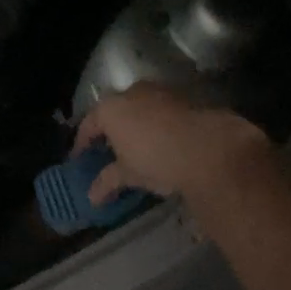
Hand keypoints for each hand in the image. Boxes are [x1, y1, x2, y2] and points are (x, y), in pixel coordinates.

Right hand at [74, 83, 271, 205]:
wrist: (210, 149)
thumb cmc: (156, 160)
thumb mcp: (128, 175)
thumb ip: (107, 181)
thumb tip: (91, 197)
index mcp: (110, 110)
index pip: (88, 125)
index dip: (82, 143)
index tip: (80, 158)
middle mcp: (132, 94)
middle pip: (114, 111)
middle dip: (110, 129)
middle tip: (108, 149)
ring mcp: (160, 92)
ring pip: (140, 107)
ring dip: (135, 124)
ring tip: (136, 145)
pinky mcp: (185, 97)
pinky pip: (161, 110)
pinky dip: (157, 123)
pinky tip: (162, 141)